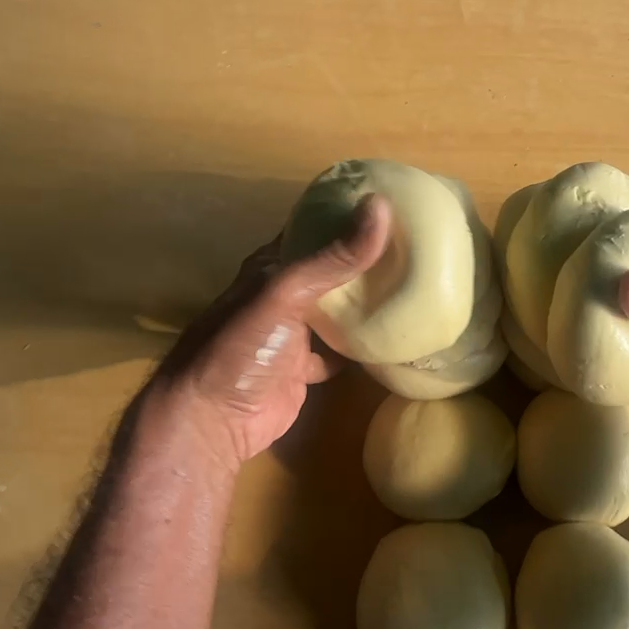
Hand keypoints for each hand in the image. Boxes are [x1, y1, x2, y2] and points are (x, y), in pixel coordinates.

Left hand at [151, 196, 390, 464]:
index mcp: (270, 268)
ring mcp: (292, 334)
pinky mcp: (302, 370)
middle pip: (330, 272)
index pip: (312, 231)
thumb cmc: (241, 348)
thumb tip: (382, 206)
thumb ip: (333, 258)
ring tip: (414, 288)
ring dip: (365, 305)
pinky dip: (361, 348)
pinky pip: (339, 352)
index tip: (392, 206)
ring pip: (336, 312)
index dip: (346, 216)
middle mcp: (282, 296)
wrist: (213, 422)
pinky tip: (392, 340)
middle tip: (415, 249)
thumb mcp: (286, 294)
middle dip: (364, 263)